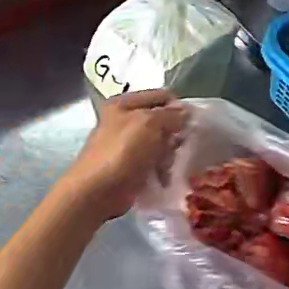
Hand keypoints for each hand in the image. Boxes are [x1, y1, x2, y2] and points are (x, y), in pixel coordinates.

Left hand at [57, 89, 185, 220]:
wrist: (97, 191)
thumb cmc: (121, 152)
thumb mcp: (148, 123)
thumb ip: (169, 114)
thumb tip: (185, 112)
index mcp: (123, 104)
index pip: (161, 96)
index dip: (178, 108)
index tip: (191, 124)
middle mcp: (123, 121)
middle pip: (162, 121)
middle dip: (173, 134)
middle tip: (175, 147)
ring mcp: (127, 145)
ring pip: (160, 143)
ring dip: (168, 154)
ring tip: (166, 165)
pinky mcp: (131, 166)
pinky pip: (154, 162)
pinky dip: (161, 168)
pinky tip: (163, 177)